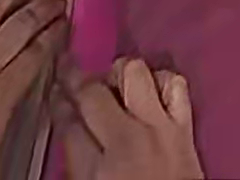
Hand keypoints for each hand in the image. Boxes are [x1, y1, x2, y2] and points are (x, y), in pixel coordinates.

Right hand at [55, 57, 203, 179]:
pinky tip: (152, 91)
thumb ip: (78, 169)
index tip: (53, 88)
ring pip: (134, 73)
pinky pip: (175, 84)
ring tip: (113, 84)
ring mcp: (159, 130)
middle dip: (75, 78)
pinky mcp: (186, 129)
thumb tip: (69, 138)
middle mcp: (126, 142)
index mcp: (96, 174)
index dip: (57, 103)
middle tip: (68, 70)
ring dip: (119, 74)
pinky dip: (162, 81)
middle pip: (94, 93)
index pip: (69, 125)